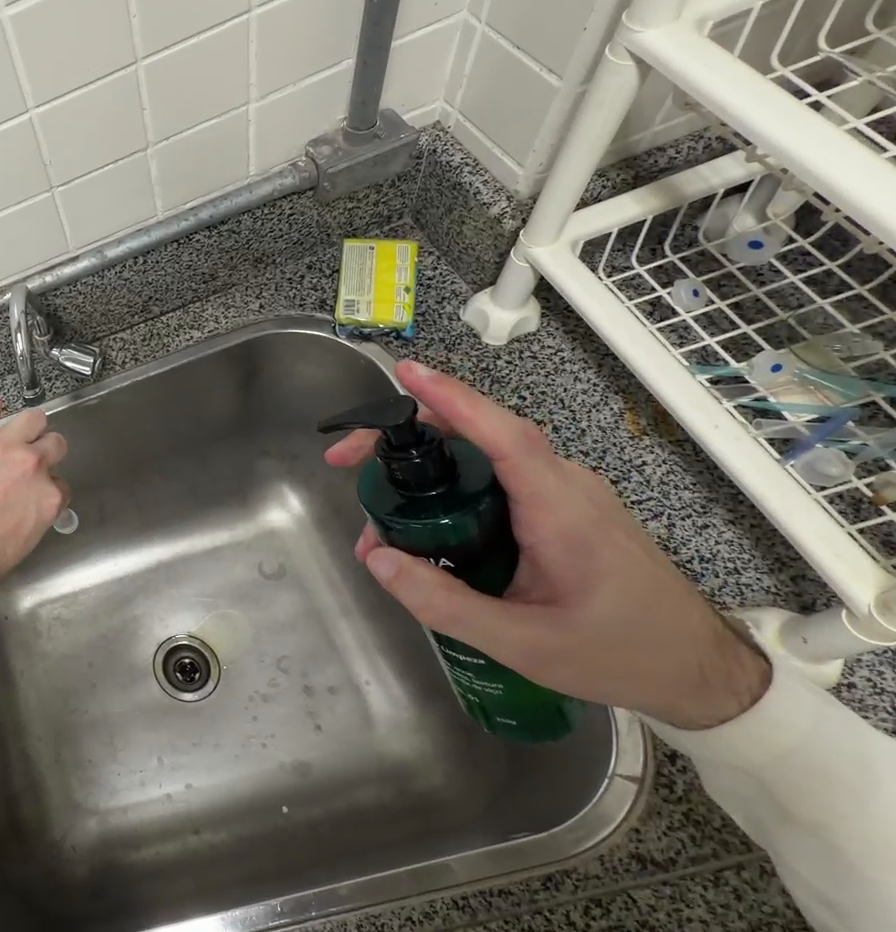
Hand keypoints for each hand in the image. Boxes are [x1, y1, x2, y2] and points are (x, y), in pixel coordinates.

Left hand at [0, 395, 69, 599]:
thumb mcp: (21, 544)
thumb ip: (33, 514)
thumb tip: (26, 502)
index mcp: (47, 498)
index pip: (60, 483)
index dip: (45, 486)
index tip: (31, 491)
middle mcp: (32, 466)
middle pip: (54, 442)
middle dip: (42, 451)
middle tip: (23, 461)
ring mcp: (0, 446)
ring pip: (32, 418)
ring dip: (24, 428)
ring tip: (8, 437)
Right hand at [325, 359, 770, 729]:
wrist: (700, 673)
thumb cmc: (619, 655)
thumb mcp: (522, 644)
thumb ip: (444, 604)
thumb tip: (377, 558)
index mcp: (562, 512)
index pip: (505, 437)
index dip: (454, 400)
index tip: (406, 374)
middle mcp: (566, 488)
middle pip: (482, 435)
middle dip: (409, 435)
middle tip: (347, 461)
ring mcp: (568, 495)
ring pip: (487, 455)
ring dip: (426, 462)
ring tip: (377, 502)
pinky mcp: (563, 508)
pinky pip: (499, 477)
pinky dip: (452, 481)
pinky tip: (424, 515)